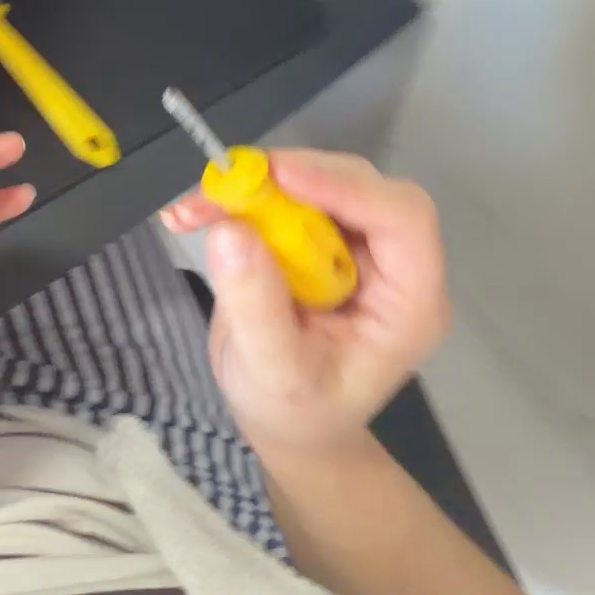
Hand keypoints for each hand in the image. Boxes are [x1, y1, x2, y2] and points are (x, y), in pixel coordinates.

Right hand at [161, 150, 450, 451]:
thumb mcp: (273, 369)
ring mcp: (347, 250)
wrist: (282, 420)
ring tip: (192, 209)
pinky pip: (277, 200)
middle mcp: (387, 266)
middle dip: (289, 178)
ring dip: (249, 186)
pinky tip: (187, 217)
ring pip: (311, 185)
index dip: (345, 187)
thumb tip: (232, 228)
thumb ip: (256, 306)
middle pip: (356, 189)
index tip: (277, 175)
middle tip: (227, 183)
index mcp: (407, 302)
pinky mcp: (308, 242)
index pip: (401, 220)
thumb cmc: (293, 409)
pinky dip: (230, 200)